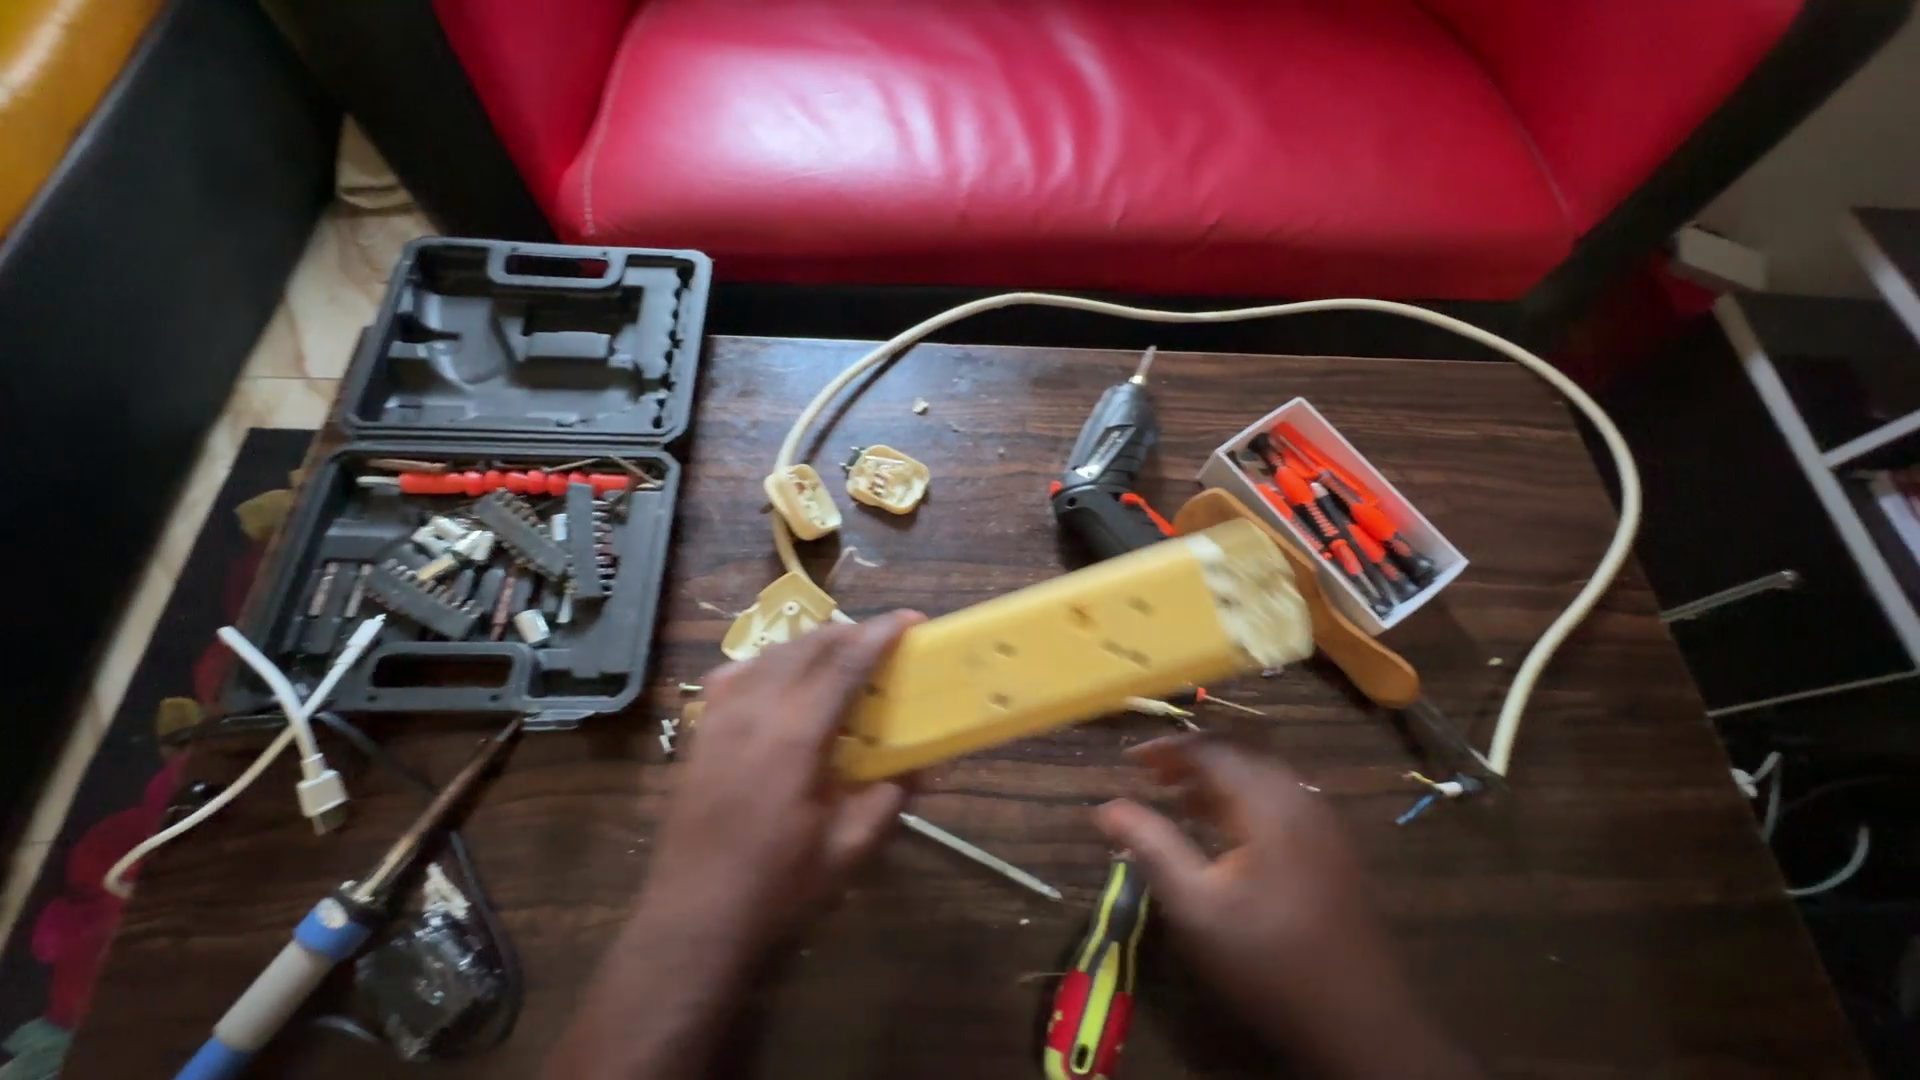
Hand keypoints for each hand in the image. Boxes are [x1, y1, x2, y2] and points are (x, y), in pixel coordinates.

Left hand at [543, 613, 923, 1079]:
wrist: (695, 917)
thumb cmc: (778, 885)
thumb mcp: (848, 846)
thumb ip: (889, 797)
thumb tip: (921, 766)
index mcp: (796, 733)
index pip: (845, 661)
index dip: (881, 633)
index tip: (911, 618)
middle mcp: (755, 709)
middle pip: (808, 646)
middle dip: (851, 632)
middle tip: (885, 640)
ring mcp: (720, 716)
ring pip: (771, 654)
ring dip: (812, 644)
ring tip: (842, 654)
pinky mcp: (701, 731)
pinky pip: (736, 673)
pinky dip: (769, 662)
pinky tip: (780, 679)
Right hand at [1095, 736, 1476, 1078]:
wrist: (1361, 1023)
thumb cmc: (1268, 961)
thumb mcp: (1197, 908)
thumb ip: (1152, 848)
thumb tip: (1104, 809)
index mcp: (1270, 804)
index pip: (1212, 751)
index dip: (1168, 749)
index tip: (1130, 761)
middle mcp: (1301, 800)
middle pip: (1241, 755)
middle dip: (1193, 759)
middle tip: (1152, 776)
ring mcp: (1323, 824)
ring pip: (1262, 777)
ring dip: (1217, 779)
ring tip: (1178, 800)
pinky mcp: (1332, 849)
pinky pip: (1280, 801)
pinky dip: (1242, 800)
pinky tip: (1223, 831)